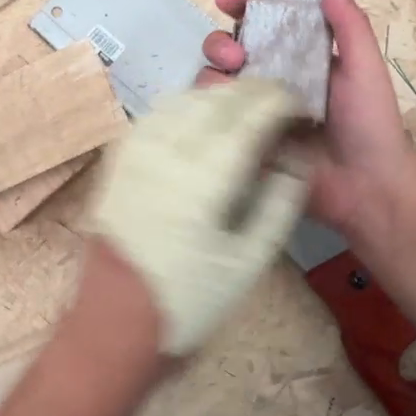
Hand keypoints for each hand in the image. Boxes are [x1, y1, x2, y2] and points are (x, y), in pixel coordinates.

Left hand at [85, 80, 310, 354]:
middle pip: (218, 98)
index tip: (301, 105)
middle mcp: (167, 150)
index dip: (280, 100)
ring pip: (186, 98)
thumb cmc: (189, 300)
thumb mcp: (251, 261)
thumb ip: (280, 202)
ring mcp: (136, 149)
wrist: (114, 321)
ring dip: (220, 97)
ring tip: (245, 112)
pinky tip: (201, 122)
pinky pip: (157, 113)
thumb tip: (297, 157)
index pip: (250, 113)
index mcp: (205, 177)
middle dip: (254, 93)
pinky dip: (187, 106)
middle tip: (279, 107)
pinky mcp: (118, 157)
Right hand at [199, 0, 415, 247]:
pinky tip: (218, 105)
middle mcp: (270, 77)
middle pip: (227, 48)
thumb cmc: (370, 122)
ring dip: (211, 72)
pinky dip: (207, 105)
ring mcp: (252, 109)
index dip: (242, 7)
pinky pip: (211, 117)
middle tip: (235, 55)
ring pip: (212, 79)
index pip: (263, 23)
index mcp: (299, 55)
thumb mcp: (365, 67)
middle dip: (220, 42)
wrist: (365, 184)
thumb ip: (349, 26)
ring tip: (229, 83)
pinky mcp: (241, 139)